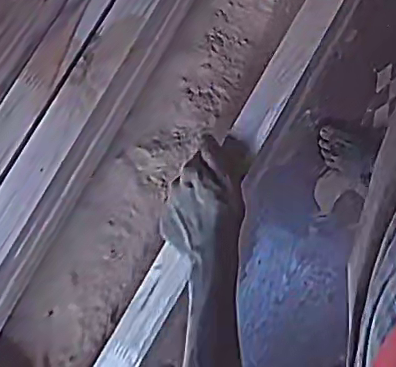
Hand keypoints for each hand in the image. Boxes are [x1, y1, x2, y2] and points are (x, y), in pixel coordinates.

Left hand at [162, 135, 244, 270]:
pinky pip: (176, 210)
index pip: (202, 150)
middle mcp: (175, 182)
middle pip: (191, 171)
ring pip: (182, 190)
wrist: (211, 255)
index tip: (220, 172)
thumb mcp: (230, 181)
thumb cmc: (226, 217)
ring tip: (205, 212)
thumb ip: (216, 156)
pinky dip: (184, 213)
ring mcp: (168, 204)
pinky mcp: (164, 223)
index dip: (213, 160)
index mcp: (191, 170)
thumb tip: (207, 139)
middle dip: (201, 178)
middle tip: (215, 194)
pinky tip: (196, 224)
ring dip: (191, 195)